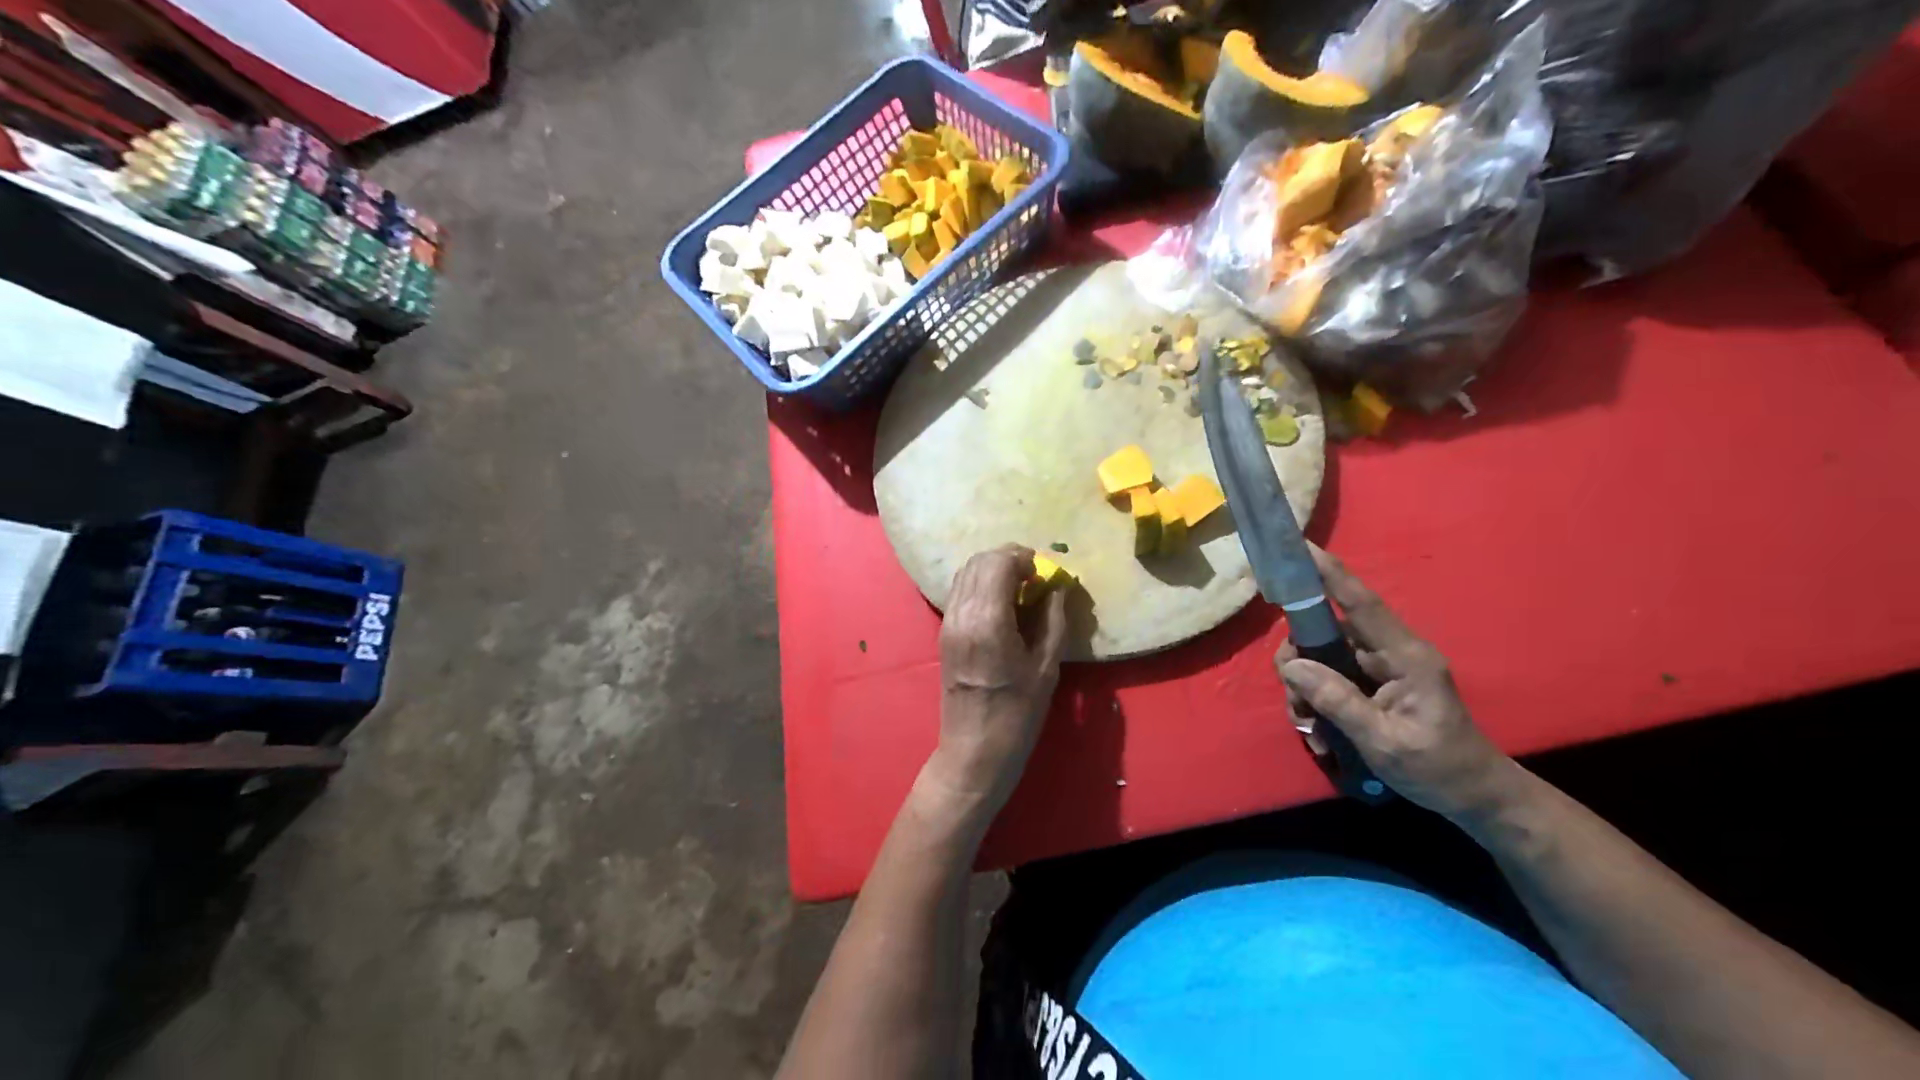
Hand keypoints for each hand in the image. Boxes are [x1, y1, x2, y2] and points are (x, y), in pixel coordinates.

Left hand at [923, 546, 1068, 819]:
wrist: (975, 750)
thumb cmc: (1018, 714)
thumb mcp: (1046, 666)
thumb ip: (1053, 618)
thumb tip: (1057, 585)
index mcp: (988, 621)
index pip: (999, 563)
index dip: (1024, 558)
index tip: (1044, 572)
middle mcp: (962, 614)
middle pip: (980, 561)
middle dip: (1009, 558)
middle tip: (1035, 575)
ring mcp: (948, 622)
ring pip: (966, 571)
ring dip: (993, 568)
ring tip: (1019, 586)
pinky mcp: (944, 631)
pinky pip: (960, 590)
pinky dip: (981, 583)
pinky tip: (1002, 601)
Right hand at [1275, 546, 1518, 820]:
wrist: (1474, 796)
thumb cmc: (1438, 768)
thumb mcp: (1385, 741)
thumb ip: (1338, 701)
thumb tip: (1292, 665)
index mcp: (1404, 656)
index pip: (1361, 604)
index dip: (1330, 573)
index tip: (1300, 547)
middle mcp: (1388, 652)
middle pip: (1324, 634)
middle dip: (1298, 666)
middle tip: (1298, 710)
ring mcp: (1378, 667)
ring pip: (1318, 658)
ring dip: (1304, 692)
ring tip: (1312, 730)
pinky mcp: (1369, 683)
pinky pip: (1325, 678)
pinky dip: (1314, 703)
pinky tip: (1320, 734)